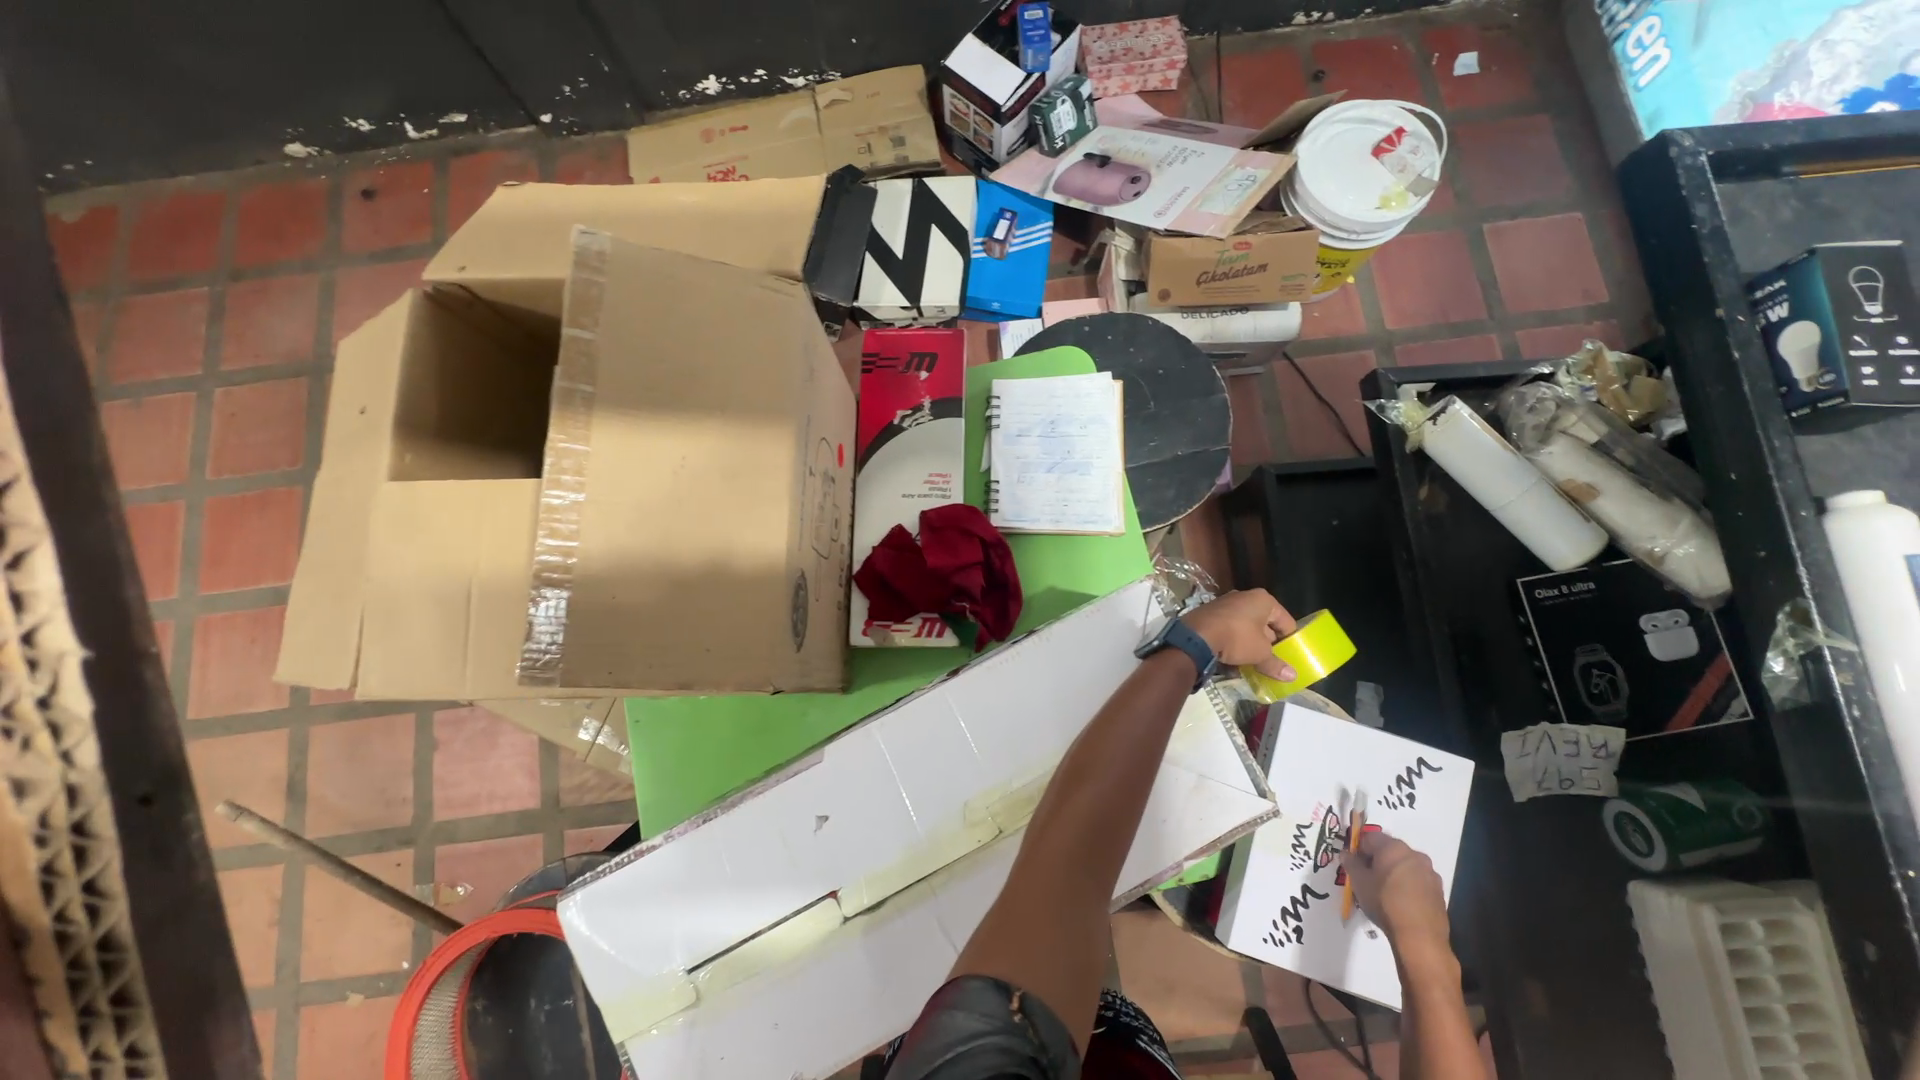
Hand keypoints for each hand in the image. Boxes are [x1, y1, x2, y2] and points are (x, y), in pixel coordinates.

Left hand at [1184, 589, 1296, 680]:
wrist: (1196, 636)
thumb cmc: (1237, 638)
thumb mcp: (1260, 653)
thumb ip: (1276, 664)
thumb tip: (1292, 676)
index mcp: (1263, 600)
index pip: (1285, 621)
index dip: (1290, 640)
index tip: (1291, 656)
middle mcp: (1244, 597)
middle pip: (1265, 624)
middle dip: (1269, 644)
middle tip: (1273, 663)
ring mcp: (1225, 604)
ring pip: (1246, 628)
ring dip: (1250, 645)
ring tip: (1254, 664)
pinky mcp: (1210, 614)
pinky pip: (1229, 630)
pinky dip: (1234, 643)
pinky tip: (1234, 659)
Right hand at [1345, 831, 1450, 965]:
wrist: (1419, 936)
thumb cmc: (1384, 902)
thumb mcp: (1358, 882)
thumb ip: (1351, 863)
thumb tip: (1347, 853)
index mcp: (1394, 847)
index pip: (1370, 837)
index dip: (1359, 849)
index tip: (1354, 864)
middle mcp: (1415, 855)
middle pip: (1390, 850)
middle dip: (1377, 860)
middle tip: (1367, 878)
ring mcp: (1430, 873)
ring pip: (1405, 866)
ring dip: (1394, 872)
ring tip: (1384, 892)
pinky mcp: (1439, 891)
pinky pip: (1418, 881)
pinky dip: (1408, 886)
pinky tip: (1401, 902)